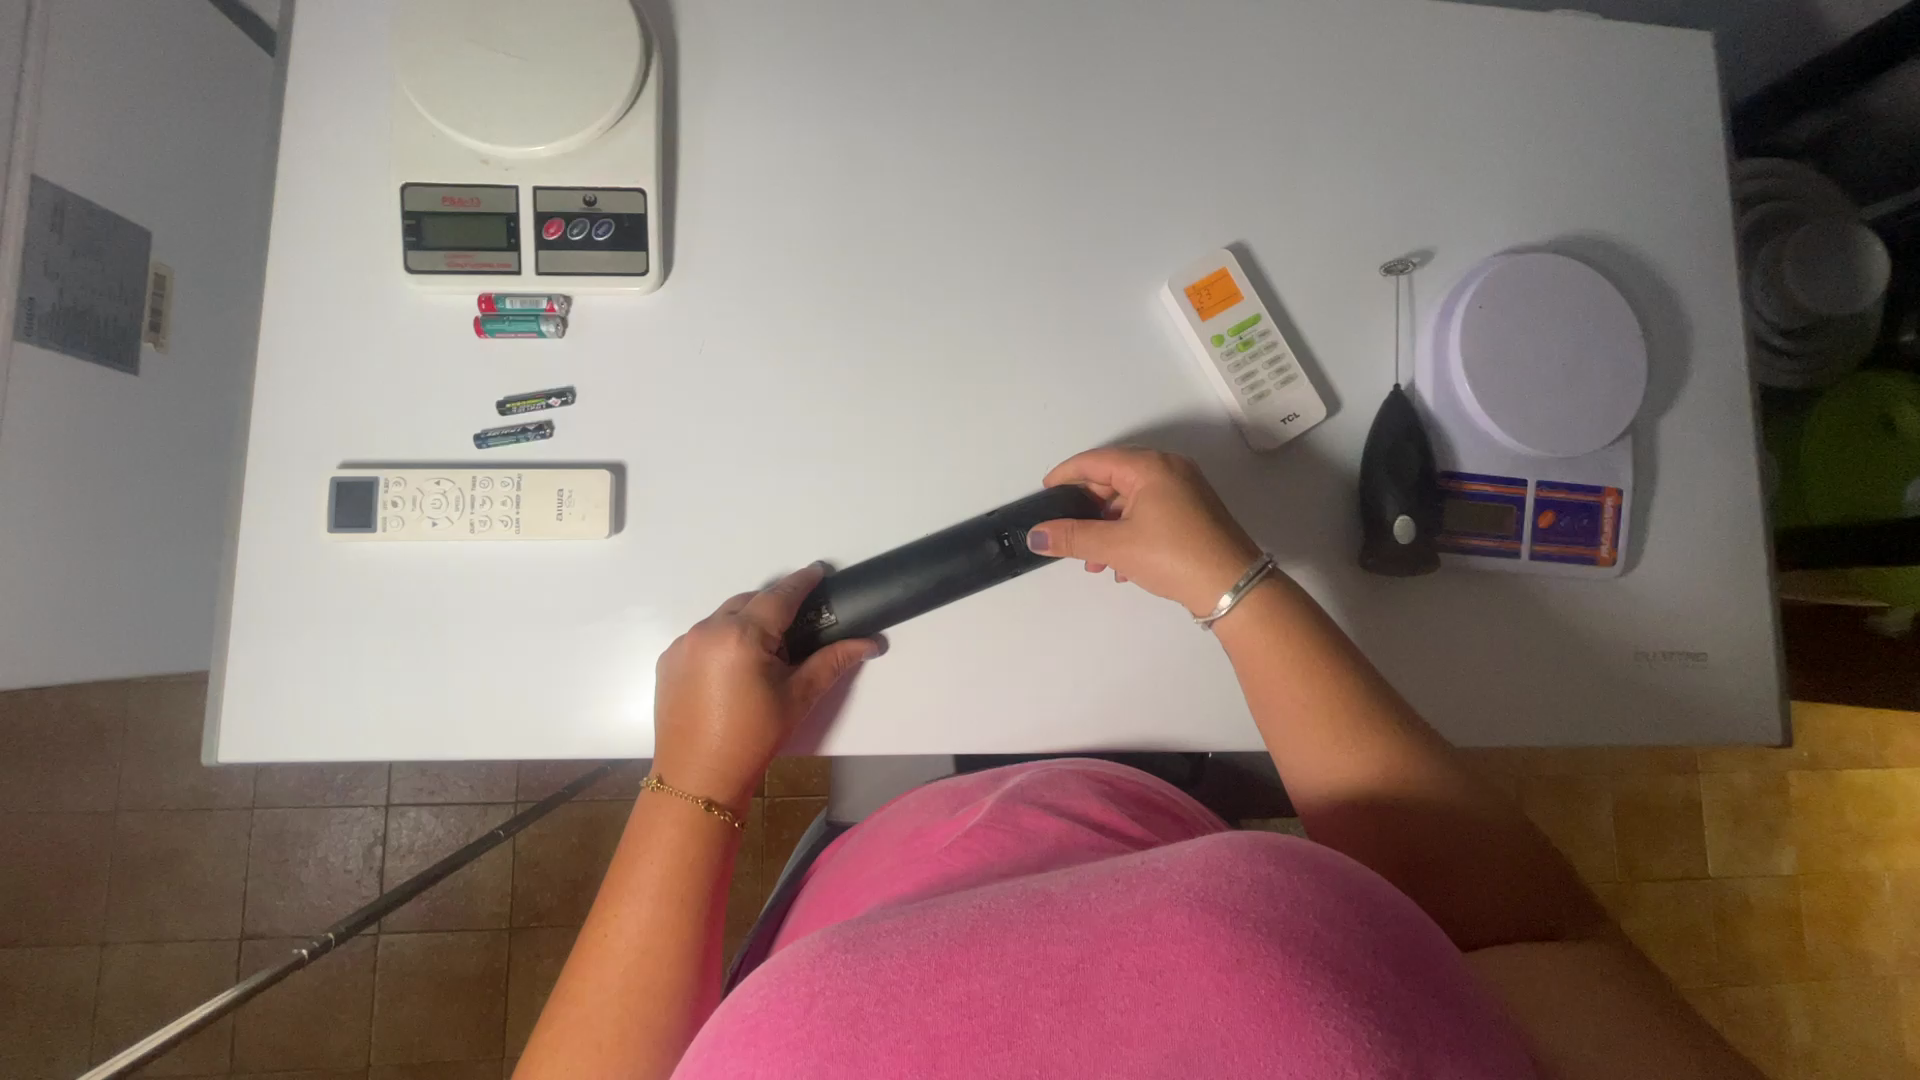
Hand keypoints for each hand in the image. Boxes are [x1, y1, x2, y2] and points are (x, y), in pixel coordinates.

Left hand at [651, 564, 878, 808]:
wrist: (699, 779)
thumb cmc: (755, 737)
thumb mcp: (799, 697)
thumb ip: (833, 661)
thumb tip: (871, 643)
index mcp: (742, 636)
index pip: (780, 596)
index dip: (802, 582)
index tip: (819, 571)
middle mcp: (708, 631)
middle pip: (749, 601)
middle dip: (774, 605)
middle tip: (797, 625)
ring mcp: (683, 645)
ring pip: (723, 617)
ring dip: (746, 622)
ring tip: (765, 652)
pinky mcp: (669, 661)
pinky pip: (702, 636)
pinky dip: (722, 639)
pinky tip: (734, 668)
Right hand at [1027, 447, 1263, 616]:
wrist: (1233, 586)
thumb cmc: (1173, 556)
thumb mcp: (1115, 547)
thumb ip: (1072, 537)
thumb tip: (1036, 536)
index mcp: (1150, 467)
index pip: (1096, 461)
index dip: (1066, 475)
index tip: (1045, 493)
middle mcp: (1169, 470)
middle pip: (1114, 479)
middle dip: (1088, 510)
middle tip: (1068, 532)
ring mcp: (1185, 490)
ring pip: (1131, 501)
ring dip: (1107, 528)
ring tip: (1094, 561)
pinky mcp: (1193, 512)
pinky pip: (1150, 512)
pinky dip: (1129, 532)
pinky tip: (1120, 565)